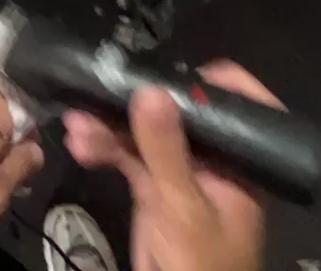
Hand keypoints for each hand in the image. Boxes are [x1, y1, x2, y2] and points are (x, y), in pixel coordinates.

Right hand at [62, 61, 276, 270]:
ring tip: (76, 124)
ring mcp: (180, 175)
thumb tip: (151, 89)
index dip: (220, 85)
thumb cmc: (199, 268)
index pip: (243, 113)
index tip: (181, 70)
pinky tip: (79, 145)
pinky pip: (126, 156)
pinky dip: (102, 149)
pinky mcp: (152, 189)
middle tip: (100, 90)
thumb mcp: (182, 207)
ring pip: (144, 135)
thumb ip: (164, 148)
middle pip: (178, 116)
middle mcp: (211, 164)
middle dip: (135, 104)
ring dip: (108, 127)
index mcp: (237, 167)